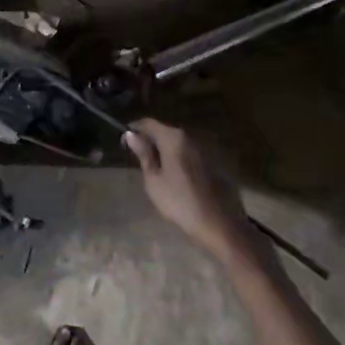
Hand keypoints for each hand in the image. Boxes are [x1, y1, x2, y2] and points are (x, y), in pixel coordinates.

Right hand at [123, 119, 250, 261]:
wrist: (219, 221)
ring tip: (158, 169)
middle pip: (165, 130)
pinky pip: (192, 151)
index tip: (125, 142)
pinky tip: (179, 176)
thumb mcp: (154, 180)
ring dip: (167, 150)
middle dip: (151, 140)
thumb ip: (144, 154)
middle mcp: (191, 135)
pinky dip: (181, 157)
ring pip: (179, 141)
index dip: (134, 129)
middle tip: (140, 158)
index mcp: (174, 137)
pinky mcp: (216, 158)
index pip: (148, 123)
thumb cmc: (180, 202)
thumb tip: (131, 134)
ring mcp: (206, 146)